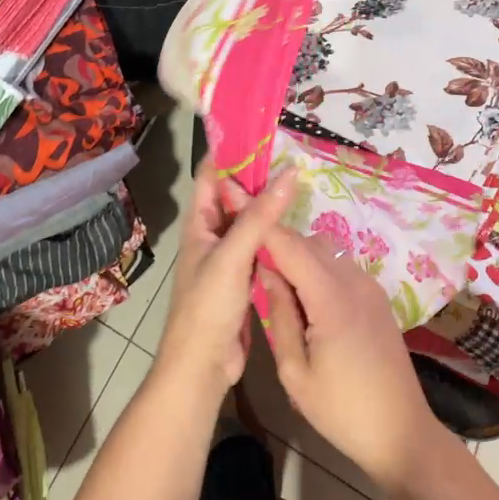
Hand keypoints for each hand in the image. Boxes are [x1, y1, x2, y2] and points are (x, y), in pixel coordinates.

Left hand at [154, 164, 298, 403]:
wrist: (202, 366)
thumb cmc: (208, 305)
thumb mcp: (234, 255)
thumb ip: (260, 216)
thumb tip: (289, 172)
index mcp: (199, 223)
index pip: (212, 176)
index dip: (232, 153)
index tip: (261, 133)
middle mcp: (212, 235)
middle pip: (234, 197)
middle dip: (257, 177)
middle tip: (292, 156)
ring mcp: (228, 258)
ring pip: (249, 223)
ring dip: (268, 207)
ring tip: (299, 183)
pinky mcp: (243, 280)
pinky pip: (260, 248)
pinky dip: (274, 236)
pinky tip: (296, 228)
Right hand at [258, 225, 462, 496]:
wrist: (402, 433)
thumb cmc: (342, 411)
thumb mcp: (294, 372)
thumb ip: (279, 315)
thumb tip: (266, 273)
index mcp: (331, 298)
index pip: (289, 244)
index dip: (261, 232)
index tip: (236, 234)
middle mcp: (354, 281)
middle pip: (307, 241)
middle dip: (277, 245)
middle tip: (250, 264)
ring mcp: (370, 286)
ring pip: (325, 250)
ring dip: (299, 256)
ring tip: (277, 284)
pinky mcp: (377, 296)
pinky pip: (340, 265)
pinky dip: (318, 268)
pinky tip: (306, 298)